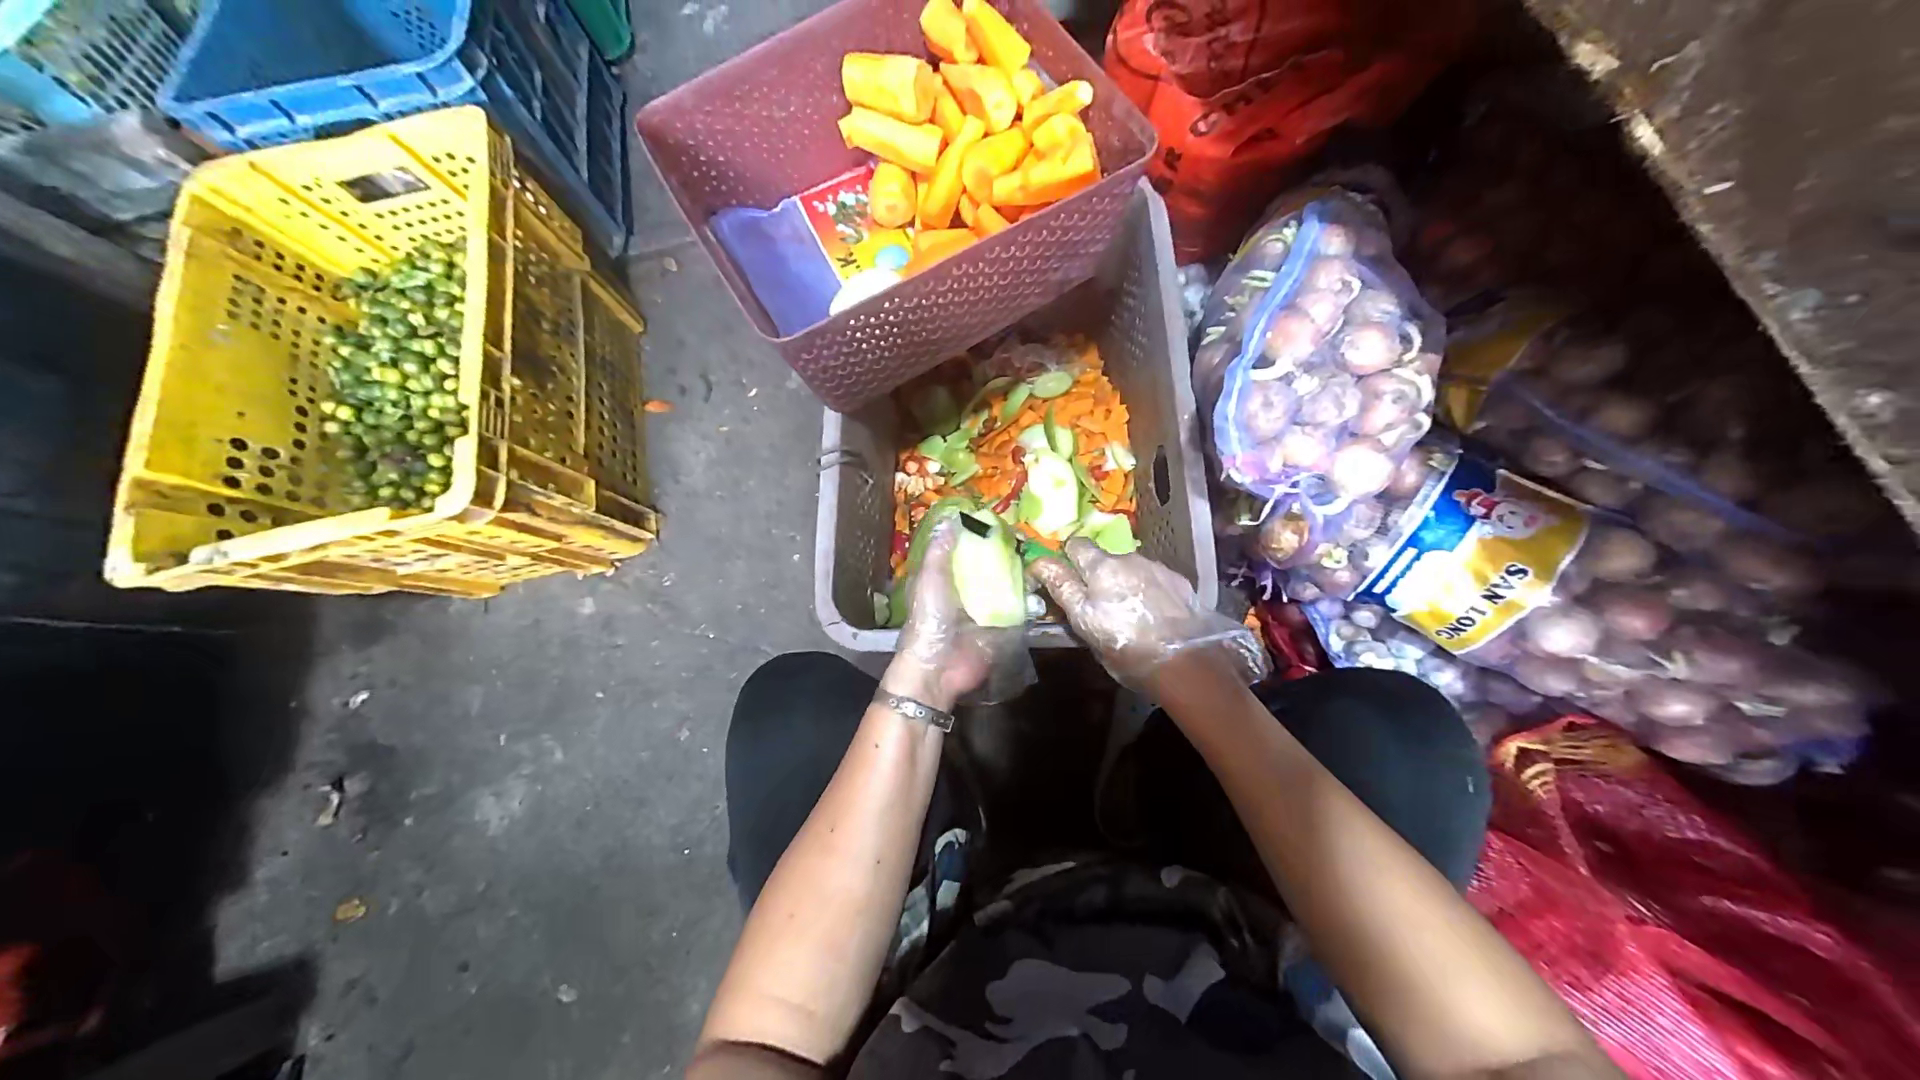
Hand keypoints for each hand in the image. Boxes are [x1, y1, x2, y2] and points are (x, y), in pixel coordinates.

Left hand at [886, 519, 1021, 708]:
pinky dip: (1027, 600)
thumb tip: (953, 518)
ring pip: (1003, 587)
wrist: (939, 668)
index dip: (976, 538)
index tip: (997, 521)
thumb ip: (941, 550)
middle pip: (986, 568)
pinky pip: (1016, 610)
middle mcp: (963, 593)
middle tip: (1025, 539)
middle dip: (1003, 556)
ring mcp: (982, 611)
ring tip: (1038, 558)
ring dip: (1018, 576)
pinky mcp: (1000, 629)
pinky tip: (1041, 585)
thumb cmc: (929, 620)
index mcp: (942, 579)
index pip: (961, 552)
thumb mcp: (930, 578)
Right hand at [1029, 538, 1268, 691]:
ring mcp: (1157, 568)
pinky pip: (1152, 579)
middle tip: (1096, 605)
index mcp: (1101, 567)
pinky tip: (1152, 614)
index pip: (1076, 545)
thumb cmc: (1124, 645)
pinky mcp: (1179, 582)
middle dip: (1097, 576)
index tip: (1064, 579)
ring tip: (1128, 612)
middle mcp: (1129, 558)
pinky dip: (1146, 590)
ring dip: (1123, 583)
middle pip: (1104, 559)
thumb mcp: (1083, 621)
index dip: (1067, 559)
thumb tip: (1038, 562)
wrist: (1185, 663)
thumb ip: (1062, 587)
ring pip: (1130, 569)